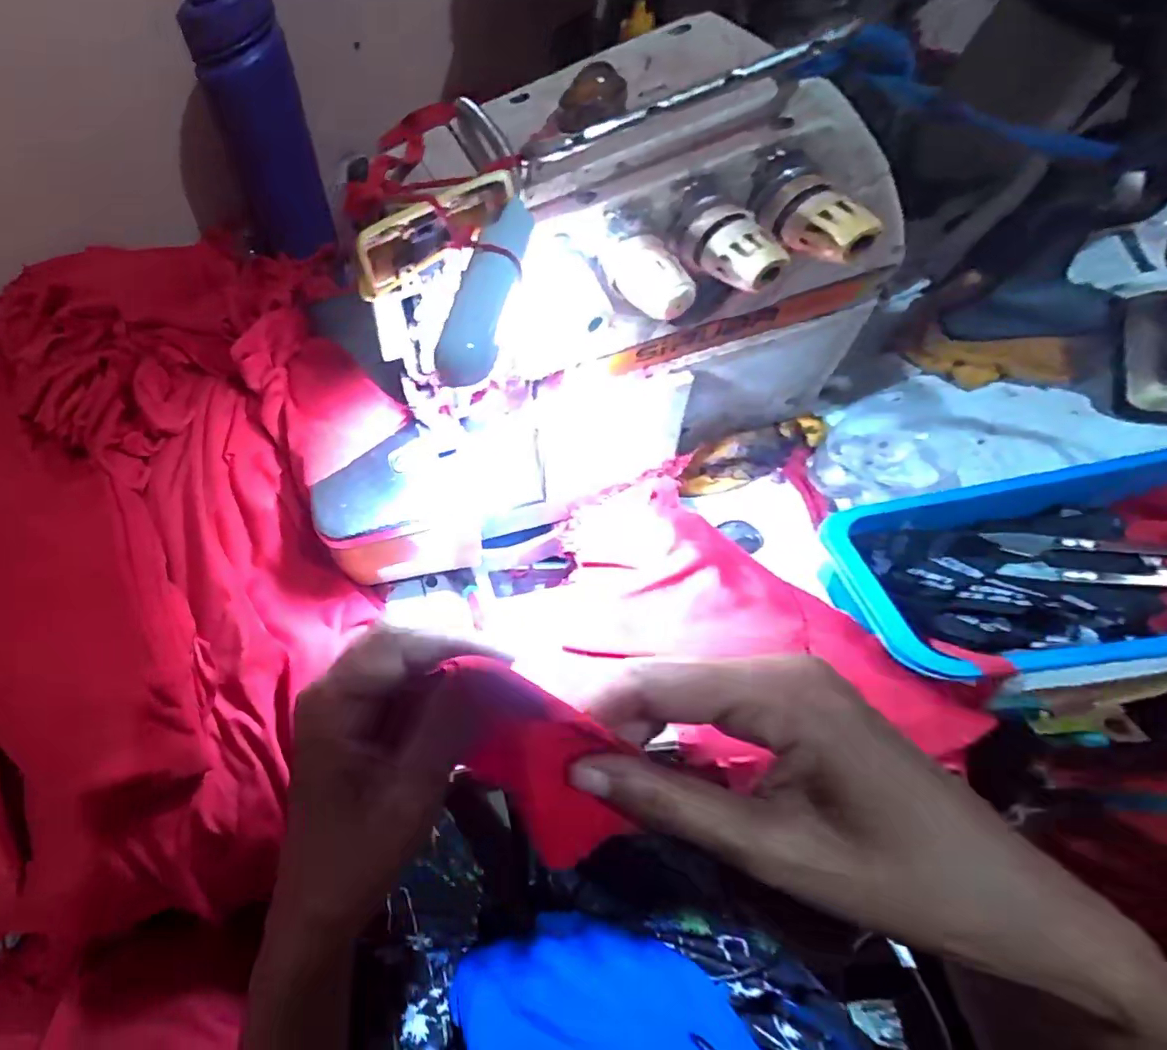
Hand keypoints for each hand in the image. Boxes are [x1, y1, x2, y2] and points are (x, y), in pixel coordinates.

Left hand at [269, 626, 504, 943]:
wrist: (318, 897)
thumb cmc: (361, 852)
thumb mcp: (411, 792)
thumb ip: (445, 726)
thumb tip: (485, 673)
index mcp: (332, 699)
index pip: (393, 644)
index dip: (451, 641)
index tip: (508, 657)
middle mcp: (328, 688)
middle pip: (389, 644)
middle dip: (447, 646)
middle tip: (504, 664)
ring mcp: (335, 702)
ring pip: (391, 662)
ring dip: (440, 664)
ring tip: (492, 676)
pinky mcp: (347, 720)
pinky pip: (390, 687)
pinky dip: (427, 687)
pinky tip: (461, 697)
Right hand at [570, 656, 1166, 1040]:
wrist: (1019, 906)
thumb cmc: (900, 878)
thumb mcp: (774, 851)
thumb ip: (668, 804)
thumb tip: (576, 771)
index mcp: (778, 691)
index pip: (650, 681)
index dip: (591, 712)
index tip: (553, 751)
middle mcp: (775, 666)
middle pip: (657, 676)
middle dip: (607, 718)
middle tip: (573, 764)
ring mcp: (783, 678)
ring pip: (674, 685)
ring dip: (633, 724)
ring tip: (604, 766)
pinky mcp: (787, 697)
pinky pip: (702, 699)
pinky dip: (665, 727)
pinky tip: (651, 759)